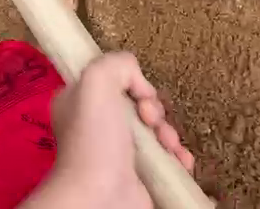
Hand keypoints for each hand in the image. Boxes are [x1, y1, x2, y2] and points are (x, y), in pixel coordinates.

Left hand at [21, 52, 194, 208]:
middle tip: (151, 120)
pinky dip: (178, 157)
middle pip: (136, 103)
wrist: (103, 196)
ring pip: (154, 130)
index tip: (139, 93)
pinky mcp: (141, 176)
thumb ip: (118, 63)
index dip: (130, 82)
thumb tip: (140, 81)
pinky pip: (166, 158)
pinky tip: (181, 160)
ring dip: (169, 132)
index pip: (111, 79)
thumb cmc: (95, 136)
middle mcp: (97, 124)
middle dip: (154, 109)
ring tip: (168, 143)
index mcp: (78, 100)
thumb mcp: (96, 79)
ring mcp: (119, 152)